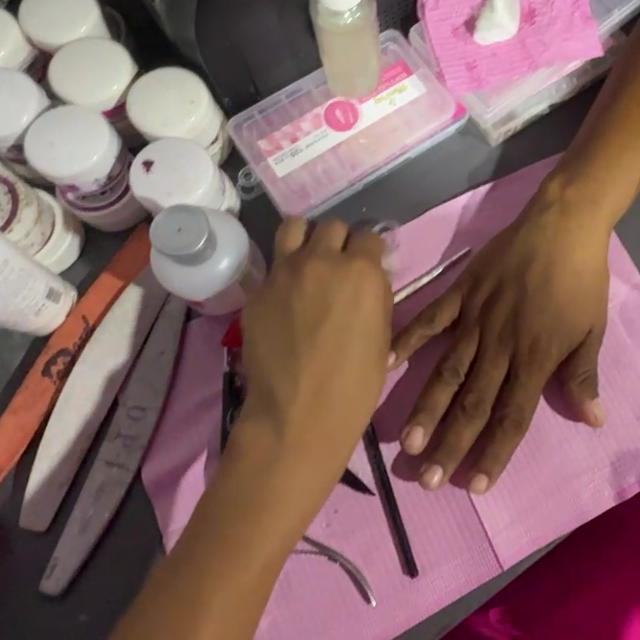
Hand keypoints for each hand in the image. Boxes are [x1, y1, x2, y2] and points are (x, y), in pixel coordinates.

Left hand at [237, 217, 393, 483]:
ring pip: (294, 227)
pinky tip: (285, 299)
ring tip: (308, 263)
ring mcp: (284, 272)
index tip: (367, 266)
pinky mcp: (257, 290)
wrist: (299, 413)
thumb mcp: (382, 335)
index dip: (369, 251)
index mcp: (362, 270)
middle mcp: (323, 260)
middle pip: (333, 227)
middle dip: (339, 242)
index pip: (369, 236)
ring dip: (306, 239)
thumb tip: (369, 280)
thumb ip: (375, 297)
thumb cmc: (356, 384)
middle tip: (338, 267)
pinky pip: (272, 267)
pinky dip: (282, 274)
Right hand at [390, 191, 611, 493]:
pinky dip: (407, 340)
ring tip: (407, 442)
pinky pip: (429, 320)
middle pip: (473, 403)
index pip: (512, 416)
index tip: (474, 486)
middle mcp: (500, 345)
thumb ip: (583, 375)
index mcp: (535, 358)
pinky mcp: (459, 292)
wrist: (562, 224)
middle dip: (450, 444)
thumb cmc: (582, 280)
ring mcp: (475, 318)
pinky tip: (384, 364)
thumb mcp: (592, 330)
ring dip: (427, 408)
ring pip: (448, 372)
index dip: (494, 453)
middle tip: (426, 479)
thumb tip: (593, 421)